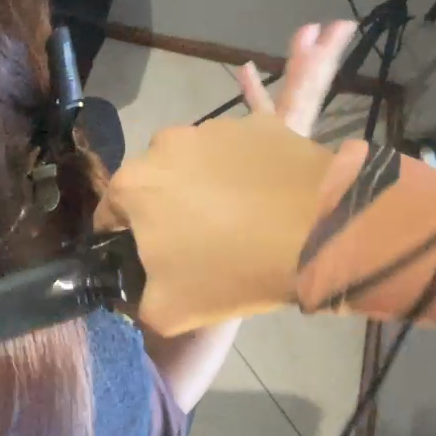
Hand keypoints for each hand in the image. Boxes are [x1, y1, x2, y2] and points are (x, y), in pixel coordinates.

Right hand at [99, 21, 355, 337]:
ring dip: (200, 186)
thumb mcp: (166, 311)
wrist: (326, 233)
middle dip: (163, 210)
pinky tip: (264, 199)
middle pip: (150, 185)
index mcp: (131, 185)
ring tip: (236, 218)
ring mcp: (214, 128)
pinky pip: (237, 151)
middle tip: (196, 242)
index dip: (125, 244)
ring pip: (191, 164)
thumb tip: (129, 295)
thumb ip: (132, 303)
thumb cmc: (233, 271)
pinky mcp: (260, 123)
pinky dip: (241, 170)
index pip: (109, 218)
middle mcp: (162, 144)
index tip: (152, 263)